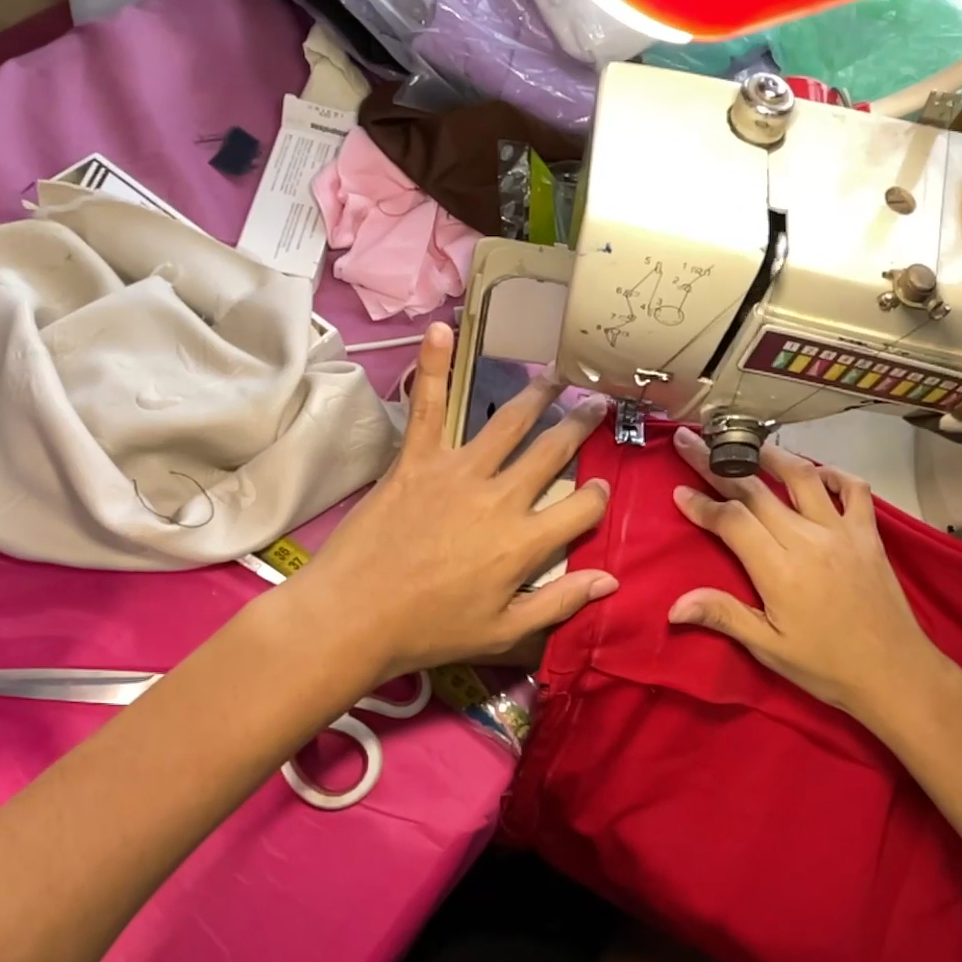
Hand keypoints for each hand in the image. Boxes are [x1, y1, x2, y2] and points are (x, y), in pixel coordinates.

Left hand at [282, 323, 615, 678]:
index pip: (582, 507)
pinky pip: (430, 405)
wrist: (350, 618)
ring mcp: (457, 471)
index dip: (598, 496)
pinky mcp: (417, 459)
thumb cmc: (429, 631)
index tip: (601, 489)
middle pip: (553, 451)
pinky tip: (443, 330)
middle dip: (580, 425)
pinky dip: (436, 366)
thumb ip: (561, 601)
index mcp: (524, 542)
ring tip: (555, 374)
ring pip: (509, 421)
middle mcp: (500, 497)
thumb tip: (611, 578)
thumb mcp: (504, 631)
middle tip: (597, 403)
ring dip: (538, 394)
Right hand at [666, 427, 950, 721]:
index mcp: (778, 569)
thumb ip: (723, 616)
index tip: (677, 489)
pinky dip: (834, 473)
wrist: (894, 672)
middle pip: (756, 489)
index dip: (701, 504)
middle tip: (692, 441)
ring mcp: (841, 530)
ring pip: (802, 476)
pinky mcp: (868, 533)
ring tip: (748, 443)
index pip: (731, 521)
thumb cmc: (825, 666)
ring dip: (772, 455)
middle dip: (718, 464)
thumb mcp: (769, 648)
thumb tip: (674, 606)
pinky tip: (818, 472)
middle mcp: (807, 538)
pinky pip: (854, 489)